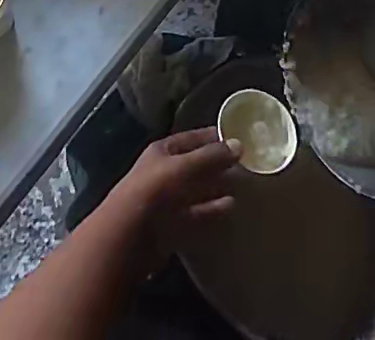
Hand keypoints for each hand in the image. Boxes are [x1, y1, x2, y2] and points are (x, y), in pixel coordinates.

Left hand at [109, 128, 241, 233]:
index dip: (214, 136)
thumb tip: (239, 145)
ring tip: (243, 183)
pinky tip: (231, 207)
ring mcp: (167, 200)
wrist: (128, 237)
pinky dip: (212, 209)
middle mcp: (164, 172)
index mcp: (163, 151)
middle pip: (195, 164)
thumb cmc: (155, 190)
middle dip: (218, 163)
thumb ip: (211, 157)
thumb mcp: (184, 167)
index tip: (238, 137)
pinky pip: (197, 213)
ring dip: (217, 186)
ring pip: (197, 189)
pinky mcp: (172, 225)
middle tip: (246, 161)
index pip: (192, 138)